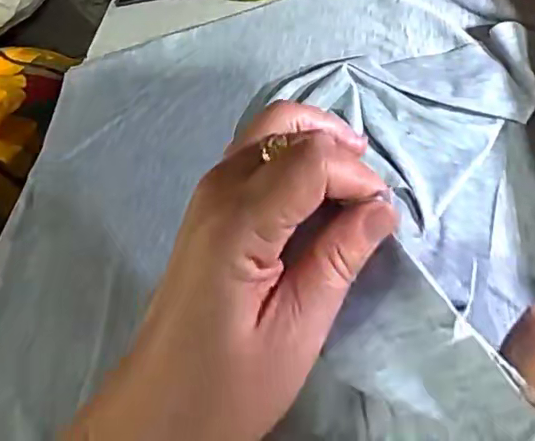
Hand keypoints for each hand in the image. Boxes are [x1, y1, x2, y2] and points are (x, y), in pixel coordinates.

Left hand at [69, 102, 399, 440]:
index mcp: (238, 225)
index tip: (379, 212)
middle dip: (337, 142)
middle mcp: (219, 192)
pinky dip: (296, 149)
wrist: (150, 419)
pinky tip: (316, 186)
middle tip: (367, 185)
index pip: (312, 159)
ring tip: (349, 176)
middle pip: (287, 123)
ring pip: (270, 126)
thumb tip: (384, 208)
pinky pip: (259, 147)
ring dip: (317, 138)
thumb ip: (340, 258)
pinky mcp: (210, 203)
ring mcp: (209, 192)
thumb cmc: (224, 388)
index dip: (356, 175)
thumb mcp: (295, 332)